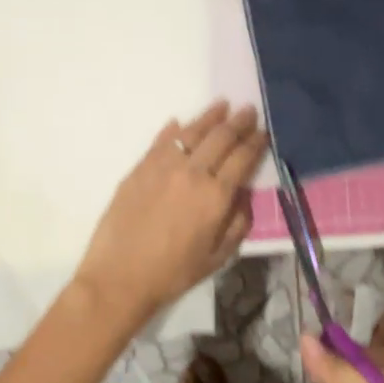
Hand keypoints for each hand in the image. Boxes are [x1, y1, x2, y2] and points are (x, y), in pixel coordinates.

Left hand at [74, 101, 267, 321]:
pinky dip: (174, 130)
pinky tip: (180, 123)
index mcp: (216, 196)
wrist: (120, 277)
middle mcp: (192, 174)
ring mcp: (162, 167)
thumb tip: (244, 195)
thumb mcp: (217, 257)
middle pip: (220, 138)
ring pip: (191, 133)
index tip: (264, 131)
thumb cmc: (173, 274)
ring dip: (209, 117)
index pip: (242, 158)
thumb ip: (237, 224)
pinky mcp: (139, 169)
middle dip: (238, 122)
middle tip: (248, 110)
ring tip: (222, 105)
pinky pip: (161, 142)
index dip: (256, 142)